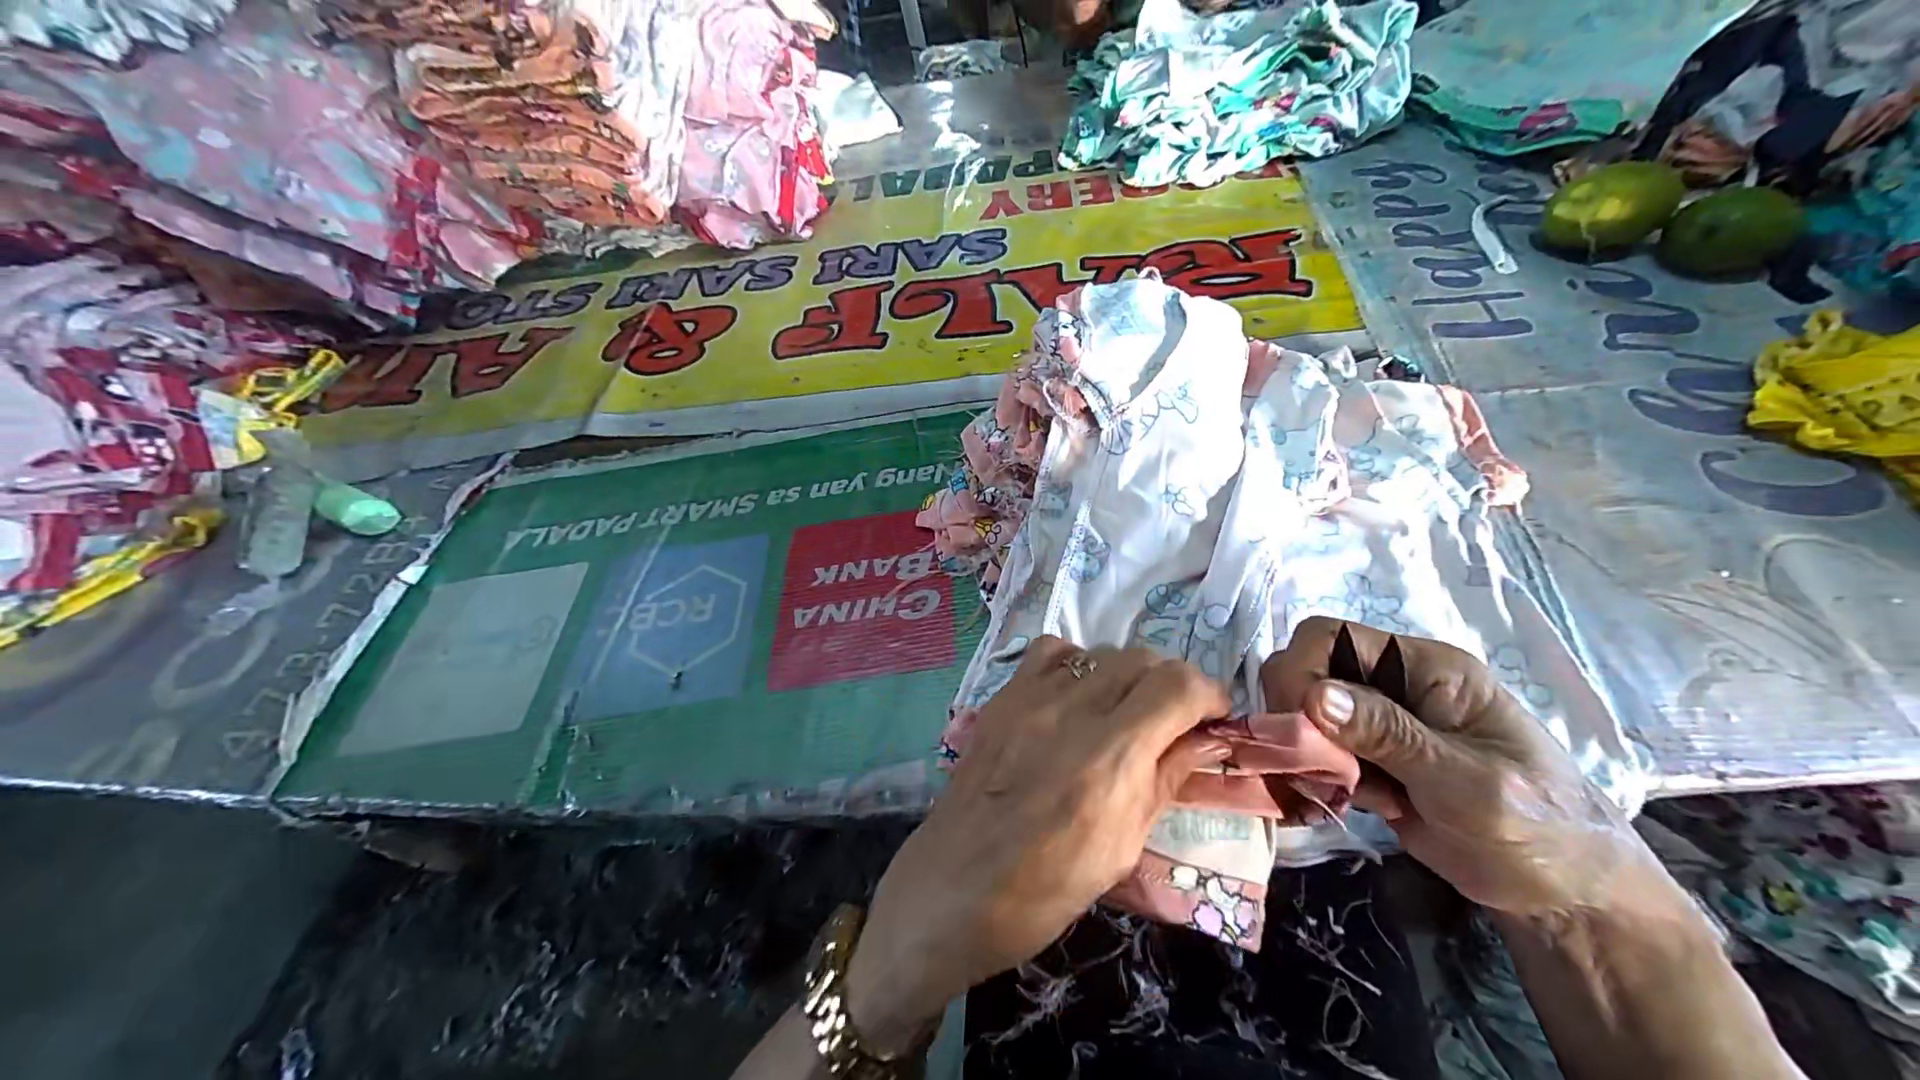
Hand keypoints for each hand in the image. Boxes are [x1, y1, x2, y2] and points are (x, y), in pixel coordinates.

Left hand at [845, 637, 1230, 1052]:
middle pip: (1143, 658)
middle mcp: (1071, 711)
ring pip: (1100, 651)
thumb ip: (1165, 778)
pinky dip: (1078, 665)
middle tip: (1174, 720)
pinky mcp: (1001, 698)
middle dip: (1172, 684)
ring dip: (1127, 674)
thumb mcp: (1123, 846)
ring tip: (1126, 711)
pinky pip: (1051, 654)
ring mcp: (1028, 698)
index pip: (1178, 684)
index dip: (1210, 694)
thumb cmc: (1045, 889)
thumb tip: (1205, 739)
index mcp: (1110, 757)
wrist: (953, 888)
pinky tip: (1076, 698)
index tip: (1213, 718)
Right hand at [1260, 617, 1660, 919]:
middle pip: (1304, 670)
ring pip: (1300, 712)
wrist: (1565, 895)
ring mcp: (1376, 721)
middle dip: (1300, 720)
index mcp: (1426, 668)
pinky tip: (1345, 802)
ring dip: (1307, 753)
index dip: (1301, 672)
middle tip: (1326, 771)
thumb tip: (1314, 696)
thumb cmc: (1540, 829)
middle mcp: (1393, 682)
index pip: (1330, 637)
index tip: (1303, 729)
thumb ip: (1391, 736)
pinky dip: (1313, 775)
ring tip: (1347, 794)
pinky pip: (1312, 749)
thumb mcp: (1468, 784)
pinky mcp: (1364, 756)